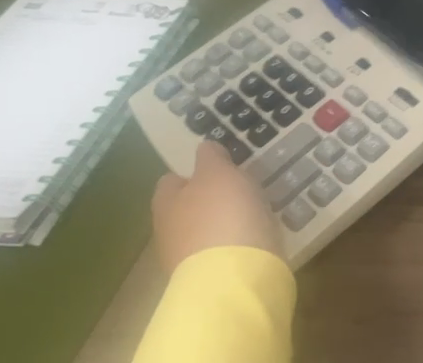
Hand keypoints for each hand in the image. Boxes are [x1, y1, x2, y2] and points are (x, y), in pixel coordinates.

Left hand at [150, 141, 282, 271]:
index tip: (218, 162)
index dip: (192, 170)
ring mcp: (188, 257)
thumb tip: (203, 148)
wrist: (234, 274)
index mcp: (165, 204)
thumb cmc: (221, 213)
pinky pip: (225, 246)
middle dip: (210, 195)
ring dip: (225, 218)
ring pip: (207, 227)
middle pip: (188, 205)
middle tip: (240, 182)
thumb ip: (210, 158)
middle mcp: (169, 231)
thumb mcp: (218, 173)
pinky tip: (257, 230)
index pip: (170, 180)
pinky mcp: (212, 274)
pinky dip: (237, 237)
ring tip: (254, 205)